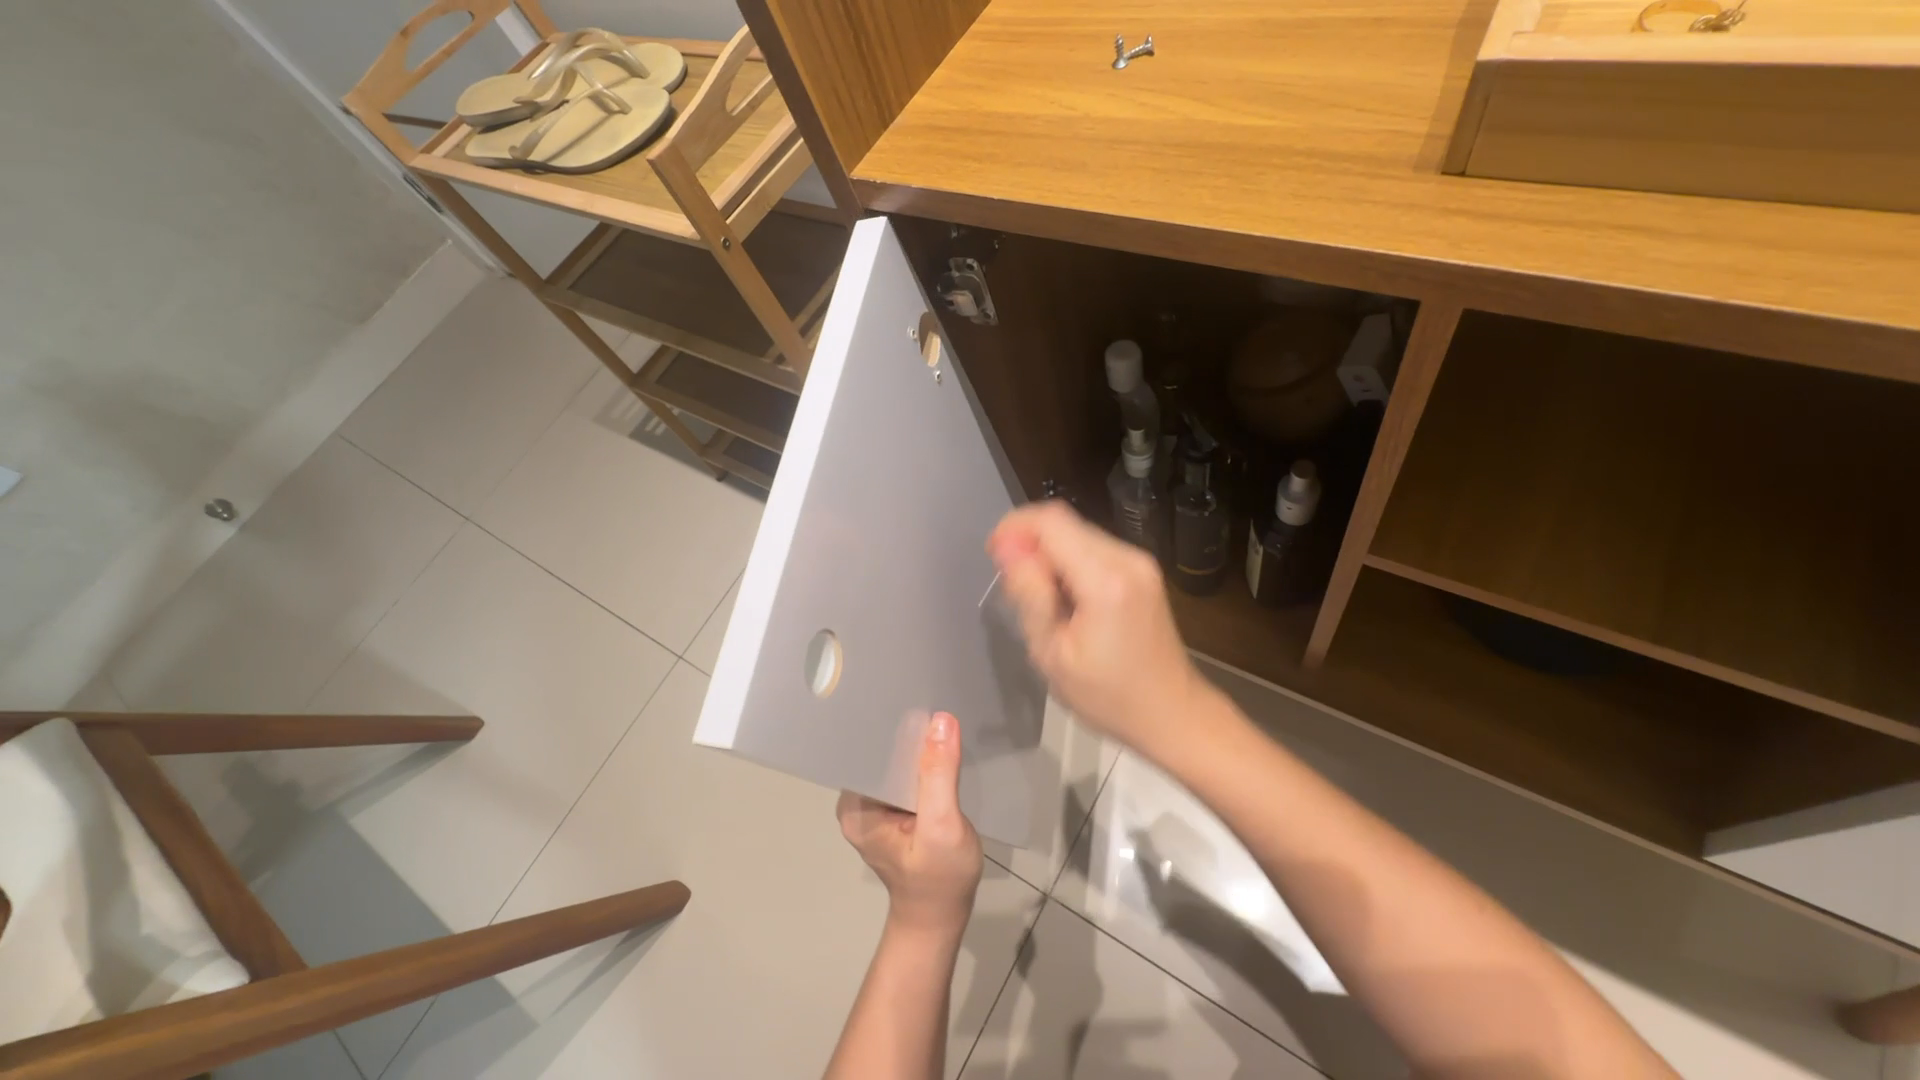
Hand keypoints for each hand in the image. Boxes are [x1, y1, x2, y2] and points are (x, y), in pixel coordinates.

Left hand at [837, 712, 982, 937]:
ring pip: (897, 763)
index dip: (893, 726)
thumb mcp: (943, 826)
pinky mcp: (895, 810)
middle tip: (935, 703)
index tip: (916, 700)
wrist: (942, 918)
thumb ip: (939, 775)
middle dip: (909, 735)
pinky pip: (907, 776)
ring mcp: (876, 807)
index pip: (868, 751)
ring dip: (918, 749)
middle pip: (883, 755)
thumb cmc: (939, 879)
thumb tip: (942, 721)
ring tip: (940, 719)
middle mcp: (858, 802)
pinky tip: (942, 749)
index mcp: (856, 806)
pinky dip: (924, 766)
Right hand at [987, 501, 1206, 758]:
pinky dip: (1070, 563)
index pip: (1051, 522)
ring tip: (1038, 599)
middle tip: (1013, 586)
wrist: (1173, 714)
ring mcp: (1140, 563)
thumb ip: (1030, 595)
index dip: (1015, 527)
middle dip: (1030, 543)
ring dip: (1050, 554)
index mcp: (1105, 580)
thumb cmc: (1108, 697)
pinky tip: (1065, 600)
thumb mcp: (1053, 655)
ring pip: (1079, 534)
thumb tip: (1007, 548)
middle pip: (1066, 524)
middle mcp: (1128, 559)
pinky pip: (1096, 550)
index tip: (994, 555)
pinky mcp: (1143, 572)